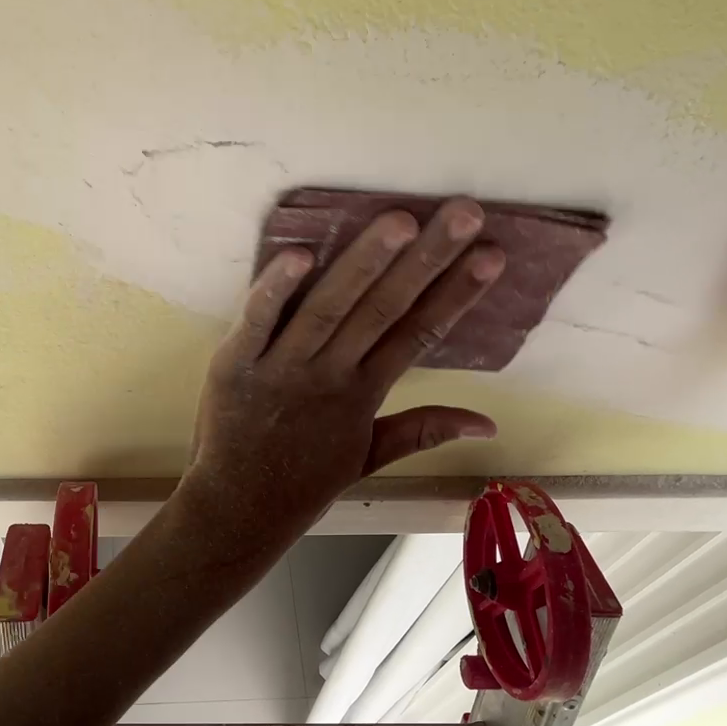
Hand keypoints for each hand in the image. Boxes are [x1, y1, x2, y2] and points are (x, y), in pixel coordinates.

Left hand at [180, 198, 505, 546]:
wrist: (235, 513)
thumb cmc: (301, 480)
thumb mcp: (367, 456)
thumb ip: (423, 429)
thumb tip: (488, 421)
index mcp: (363, 392)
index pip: (419, 334)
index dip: (457, 294)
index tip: (492, 253)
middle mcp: (330, 373)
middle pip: (383, 310)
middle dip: (426, 260)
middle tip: (463, 212)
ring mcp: (282, 366)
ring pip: (328, 308)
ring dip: (364, 263)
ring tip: (400, 220)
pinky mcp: (234, 362)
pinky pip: (256, 320)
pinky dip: (275, 289)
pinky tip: (298, 253)